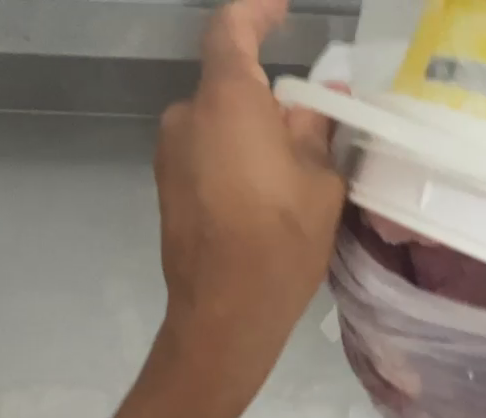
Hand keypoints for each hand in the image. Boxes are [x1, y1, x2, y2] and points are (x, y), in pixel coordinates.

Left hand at [151, 0, 346, 402]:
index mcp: (226, 99)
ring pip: (215, 127)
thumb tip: (319, 106)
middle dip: (265, 100)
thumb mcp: (320, 185)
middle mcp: (186, 118)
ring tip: (286, 177)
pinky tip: (257, 202)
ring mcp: (168, 159)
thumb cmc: (279, 246)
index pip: (232, 29)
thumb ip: (317, 133)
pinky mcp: (165, 194)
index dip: (258, 12)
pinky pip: (203, 159)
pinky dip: (230, 163)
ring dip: (248, 136)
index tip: (282, 11)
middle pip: (227, 87)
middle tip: (306, 131)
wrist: (224, 318)